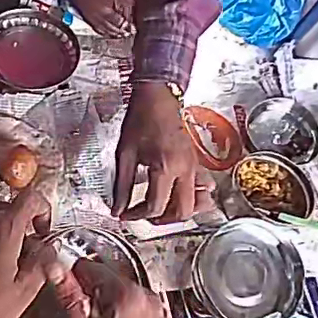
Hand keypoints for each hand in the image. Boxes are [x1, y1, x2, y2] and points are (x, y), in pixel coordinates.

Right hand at [52, 259, 162, 317]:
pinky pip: (127, 305)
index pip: (94, 268)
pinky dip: (113, 312)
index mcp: (131, 298)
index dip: (73, 278)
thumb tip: (57, 272)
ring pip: (116, 291)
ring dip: (100, 303)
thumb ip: (69, 300)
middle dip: (88, 293)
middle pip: (107, 278)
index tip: (64, 290)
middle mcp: (147, 299)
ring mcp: (153, 311)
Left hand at [113, 84, 209, 222]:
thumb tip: (117, 209)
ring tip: (160, 211)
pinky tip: (176, 198)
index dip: (137, 215)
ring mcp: (195, 167)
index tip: (124, 214)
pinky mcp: (197, 163)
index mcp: (165, 168)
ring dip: (179, 213)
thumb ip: (122, 186)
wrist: (159, 97)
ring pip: (196, 204)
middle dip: (162, 220)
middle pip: (182, 211)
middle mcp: (185, 170)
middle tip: (143, 216)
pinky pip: (201, 188)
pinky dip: (192, 199)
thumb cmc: (141, 120)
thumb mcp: (125, 154)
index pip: (155, 206)